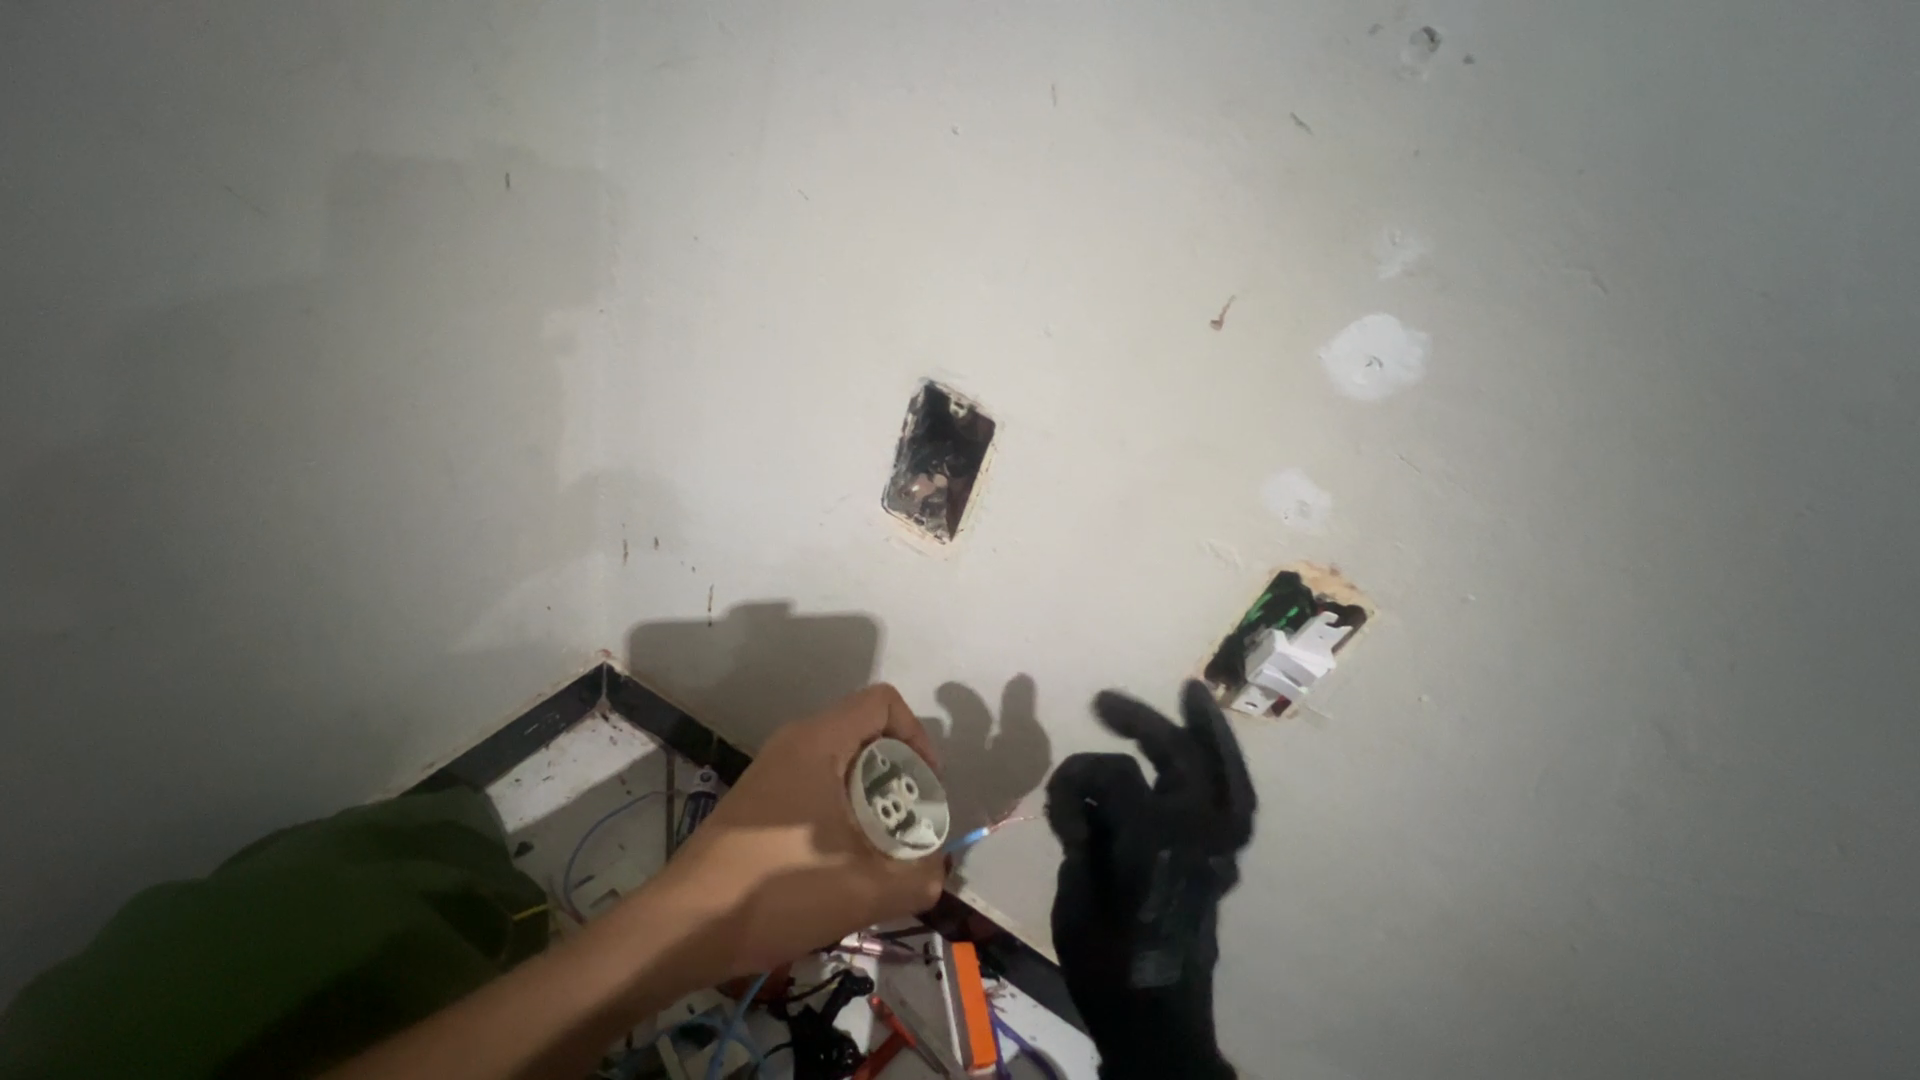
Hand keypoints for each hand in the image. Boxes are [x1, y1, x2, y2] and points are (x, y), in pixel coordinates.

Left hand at [657, 684, 948, 978]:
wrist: (682, 927)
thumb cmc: (775, 891)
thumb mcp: (863, 891)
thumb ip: (919, 878)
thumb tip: (938, 871)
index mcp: (818, 742)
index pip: (883, 703)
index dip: (917, 736)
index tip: (926, 788)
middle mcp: (794, 743)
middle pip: (866, 733)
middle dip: (899, 777)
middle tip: (910, 826)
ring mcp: (773, 771)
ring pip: (842, 764)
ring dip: (872, 800)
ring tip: (882, 849)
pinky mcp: (759, 801)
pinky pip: (818, 786)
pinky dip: (843, 812)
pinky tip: (842, 863)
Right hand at [1046, 681, 1255, 1079]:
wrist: (1160, 1024)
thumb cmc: (1107, 964)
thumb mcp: (1077, 895)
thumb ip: (1084, 835)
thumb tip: (1090, 803)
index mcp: (1153, 843)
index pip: (1117, 776)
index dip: (1079, 784)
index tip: (1057, 816)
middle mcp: (1195, 836)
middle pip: (1178, 758)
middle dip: (1143, 721)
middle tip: (1103, 701)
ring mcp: (1220, 849)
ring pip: (1224, 775)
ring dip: (1206, 732)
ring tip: (1189, 695)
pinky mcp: (1225, 862)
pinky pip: (1236, 802)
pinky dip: (1226, 768)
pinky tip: (1205, 741)